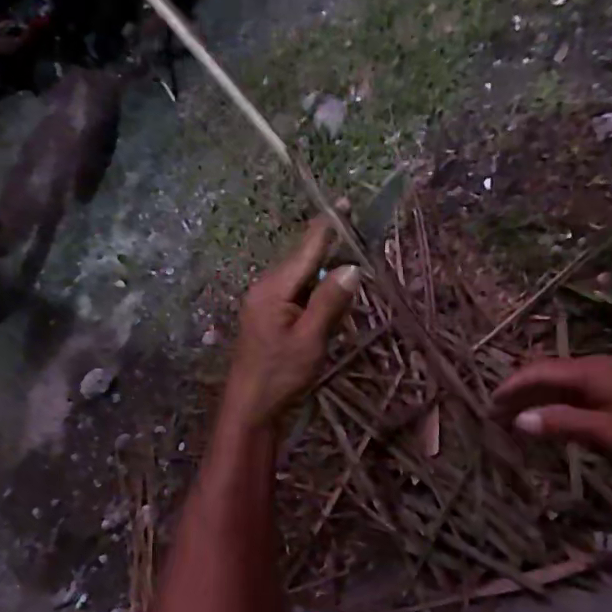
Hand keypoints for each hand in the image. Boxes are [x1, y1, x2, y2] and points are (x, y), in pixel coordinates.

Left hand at [222, 214, 362, 429]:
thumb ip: (330, 302)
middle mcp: (267, 287)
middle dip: (332, 253)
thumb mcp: (311, 339)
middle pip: (305, 260)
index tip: (345, 204)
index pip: (307, 249)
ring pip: (303, 279)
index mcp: (274, 288)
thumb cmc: (280, 375)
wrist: (250, 407)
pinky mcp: (269, 316)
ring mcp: (265, 302)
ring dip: (326, 278)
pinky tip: (330, 309)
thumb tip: (352, 268)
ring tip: (351, 278)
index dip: (328, 227)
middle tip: (360, 245)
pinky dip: (317, 296)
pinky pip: (298, 295)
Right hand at [492, 356, 611, 467]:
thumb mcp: (608, 433)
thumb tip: (519, 419)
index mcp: (591, 370)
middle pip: (550, 373)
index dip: (511, 386)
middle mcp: (600, 366)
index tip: (488, 404)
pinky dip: (561, 403)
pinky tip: (559, 420)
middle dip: (521, 392)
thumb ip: (562, 424)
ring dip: (540, 398)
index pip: (538, 370)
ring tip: (519, 419)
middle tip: (497, 415)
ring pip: (566, 383)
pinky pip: (583, 391)